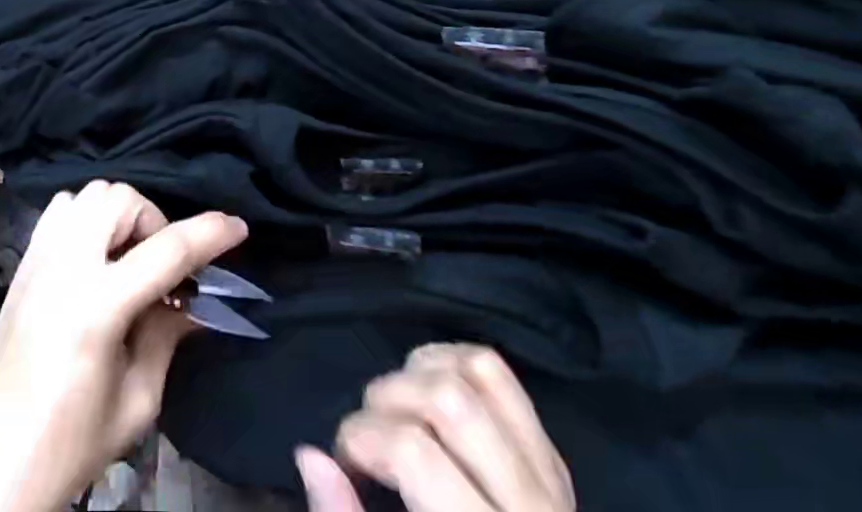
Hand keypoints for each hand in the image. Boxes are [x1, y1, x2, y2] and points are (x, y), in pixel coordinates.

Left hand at [0, 182, 248, 511]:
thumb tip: (194, 300)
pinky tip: (96, 257)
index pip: (165, 250)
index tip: (237, 227)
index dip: (209, 234)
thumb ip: (167, 336)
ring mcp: (37, 258)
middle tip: (163, 269)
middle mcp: (63, 266)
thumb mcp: (138, 398)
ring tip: (129, 260)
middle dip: (154, 221)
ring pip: (87, 194)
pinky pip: (60, 210)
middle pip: (119, 199)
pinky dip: (86, 217)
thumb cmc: (72, 438)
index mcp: (96, 306)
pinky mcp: (22, 261)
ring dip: (118, 215)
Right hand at [296, 344, 573, 511]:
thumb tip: (310, 455)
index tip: (346, 468)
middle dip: (384, 402)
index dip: (360, 441)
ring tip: (396, 415)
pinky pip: (500, 377)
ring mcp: (551, 478)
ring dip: (415, 375)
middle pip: (447, 398)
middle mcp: (532, 506)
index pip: (415, 450)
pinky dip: (448, 364)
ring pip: (476, 372)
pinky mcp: (552, 460)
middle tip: (370, 442)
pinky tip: (424, 395)